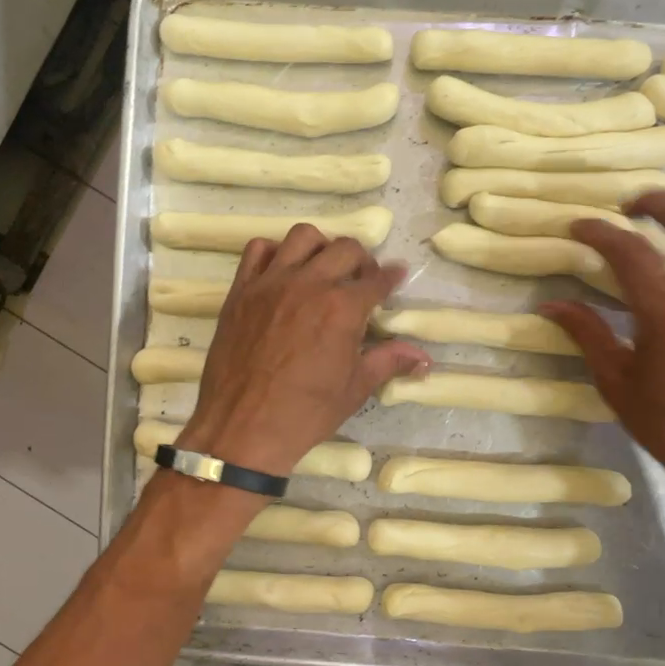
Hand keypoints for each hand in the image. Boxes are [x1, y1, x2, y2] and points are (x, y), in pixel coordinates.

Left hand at [175, 226, 428, 476]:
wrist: (243, 427)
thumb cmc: (305, 413)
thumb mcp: (354, 388)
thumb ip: (388, 361)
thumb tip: (423, 358)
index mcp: (343, 308)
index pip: (377, 279)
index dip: (391, 277)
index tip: (396, 277)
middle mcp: (309, 284)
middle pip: (345, 249)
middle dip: (361, 260)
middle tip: (361, 280)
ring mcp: (271, 283)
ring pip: (303, 237)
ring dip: (320, 247)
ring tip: (322, 269)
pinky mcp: (241, 291)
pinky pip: (257, 250)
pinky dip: (274, 252)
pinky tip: (282, 272)